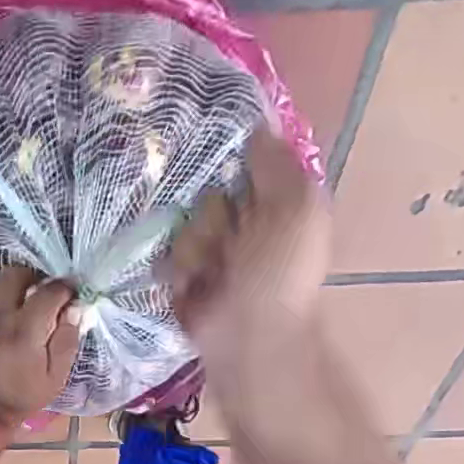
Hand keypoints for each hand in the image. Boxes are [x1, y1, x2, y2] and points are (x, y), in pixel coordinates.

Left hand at [0, 266, 79, 424]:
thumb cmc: (24, 396)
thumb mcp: (55, 376)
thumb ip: (67, 340)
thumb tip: (75, 310)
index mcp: (26, 329)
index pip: (49, 291)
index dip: (65, 288)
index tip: (71, 295)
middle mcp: (0, 317)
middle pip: (15, 273)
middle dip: (33, 277)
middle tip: (44, 293)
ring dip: (15, 292)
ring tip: (27, 310)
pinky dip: (0, 311)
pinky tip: (7, 329)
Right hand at [161, 128, 331, 351]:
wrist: (249, 338)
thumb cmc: (279, 272)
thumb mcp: (296, 206)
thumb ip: (276, 163)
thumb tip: (254, 125)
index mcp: (275, 201)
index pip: (240, 161)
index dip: (225, 159)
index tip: (212, 158)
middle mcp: (243, 222)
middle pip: (204, 193)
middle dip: (212, 215)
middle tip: (229, 240)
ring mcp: (212, 252)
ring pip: (183, 226)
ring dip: (196, 250)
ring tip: (212, 274)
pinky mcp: (185, 278)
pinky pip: (167, 258)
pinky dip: (180, 273)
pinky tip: (194, 288)